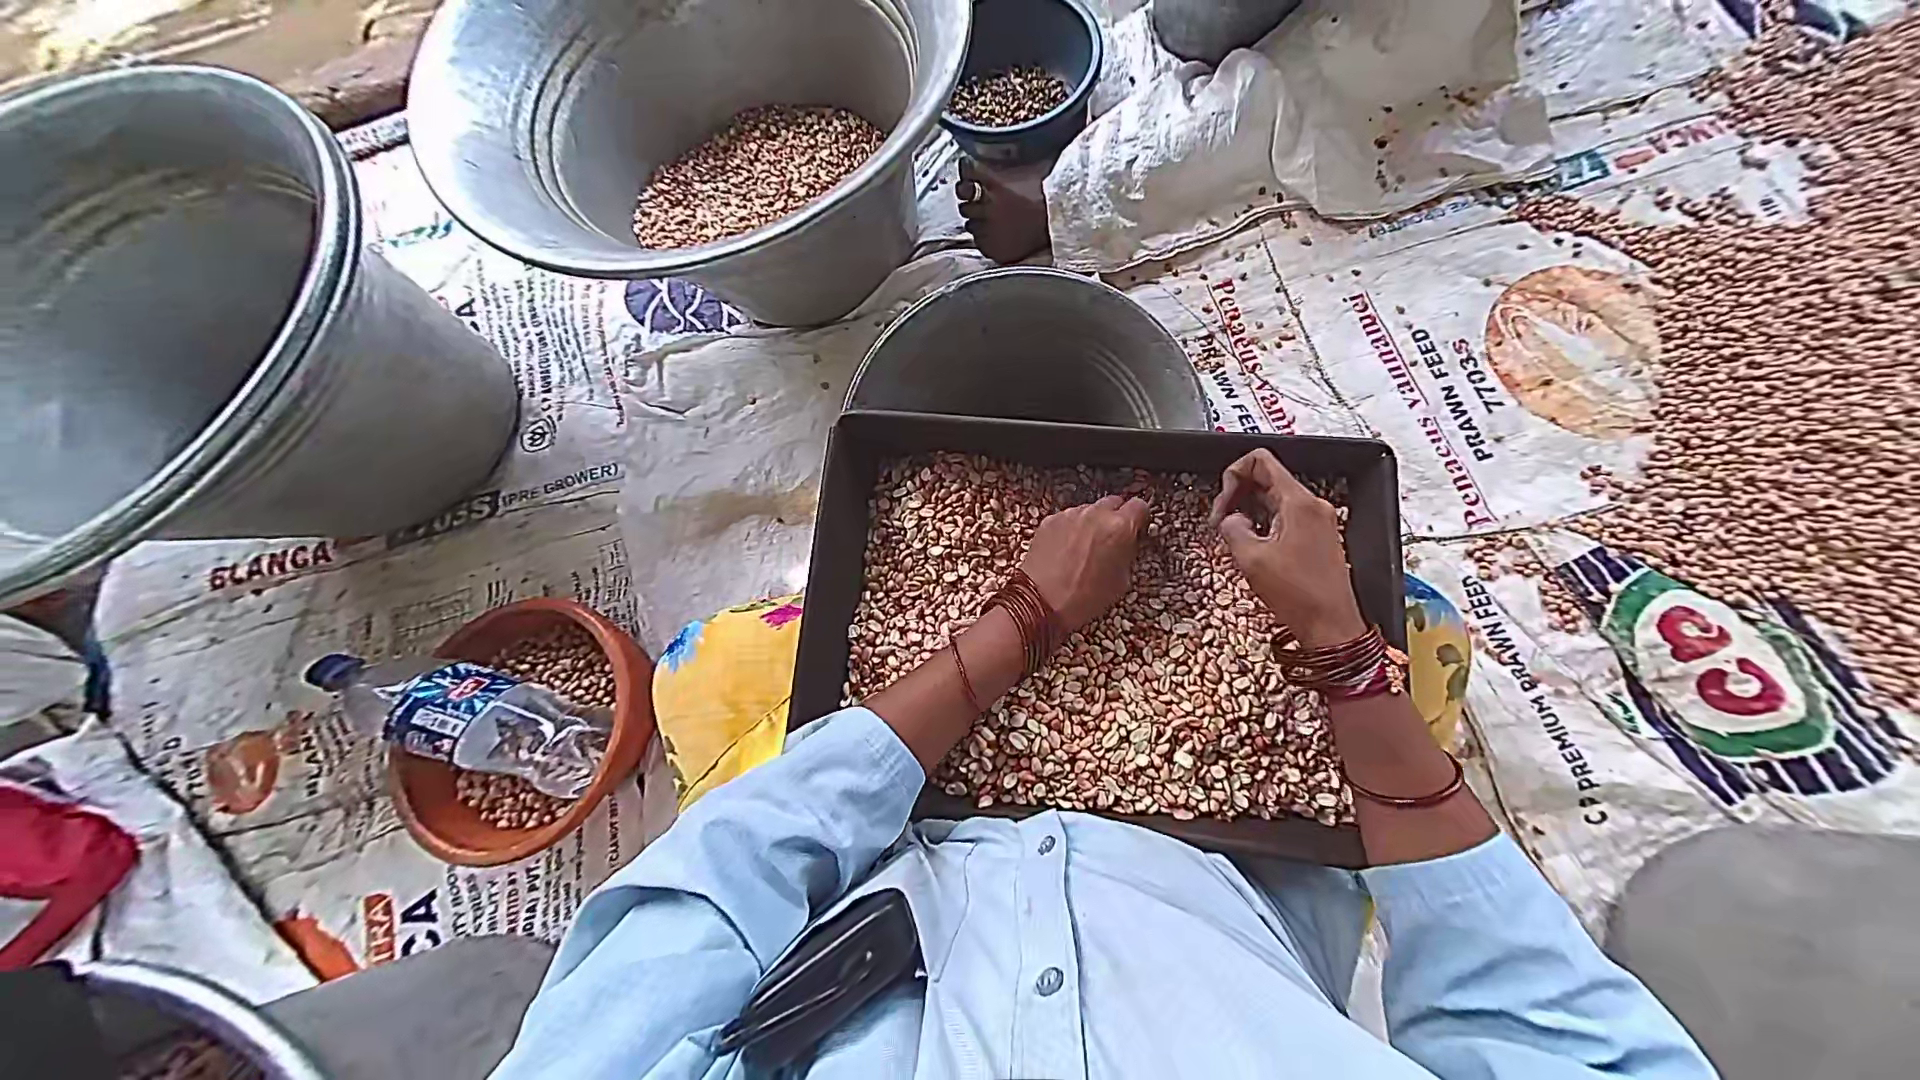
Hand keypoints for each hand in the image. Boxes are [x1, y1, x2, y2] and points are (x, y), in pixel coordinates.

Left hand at [1020, 495, 1150, 633]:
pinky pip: (1067, 518)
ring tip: (1085, 549)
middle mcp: (1095, 514)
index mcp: (1119, 528)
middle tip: (1112, 540)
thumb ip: (1128, 553)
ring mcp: (1070, 515)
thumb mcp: (1121, 581)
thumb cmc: (1081, 598)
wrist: (1040, 602)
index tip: (1136, 527)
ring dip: (1091, 524)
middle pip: (1114, 503)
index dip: (1139, 518)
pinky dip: (1070, 529)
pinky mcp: (1050, 520)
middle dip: (1115, 518)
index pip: (1140, 506)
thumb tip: (1128, 544)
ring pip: (1089, 510)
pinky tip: (1066, 550)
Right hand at [1209, 450, 1366, 646]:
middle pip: (1266, 478)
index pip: (1262, 461)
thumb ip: (1233, 528)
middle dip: (1236, 494)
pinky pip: (1284, 515)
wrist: (1330, 625)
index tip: (1222, 501)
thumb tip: (1230, 519)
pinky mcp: (1316, 536)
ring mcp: (1317, 520)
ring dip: (1248, 510)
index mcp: (1299, 503)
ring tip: (1233, 536)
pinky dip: (1262, 522)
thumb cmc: (1296, 594)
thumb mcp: (1250, 559)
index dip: (1233, 474)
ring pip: (1273, 498)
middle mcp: (1312, 505)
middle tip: (1220, 521)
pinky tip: (1251, 545)